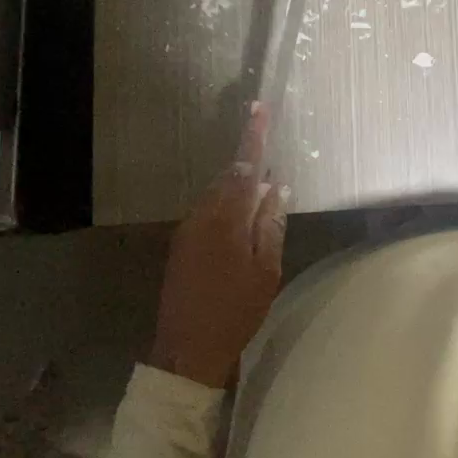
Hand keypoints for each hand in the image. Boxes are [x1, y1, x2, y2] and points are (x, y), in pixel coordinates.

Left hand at [147, 103, 288, 388]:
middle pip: (229, 178)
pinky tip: (242, 223)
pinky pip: (208, 212)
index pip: (244, 168)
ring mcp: (187, 230)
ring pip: (218, 196)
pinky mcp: (181, 245)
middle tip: (272, 160)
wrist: (187, 350)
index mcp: (226, 220)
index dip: (254, 137)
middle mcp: (202, 216)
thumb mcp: (266, 270)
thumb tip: (275, 188)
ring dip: (239, 190)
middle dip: (250, 166)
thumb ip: (271, 224)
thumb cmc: (235, 310)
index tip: (259, 108)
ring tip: (263, 196)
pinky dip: (227, 208)